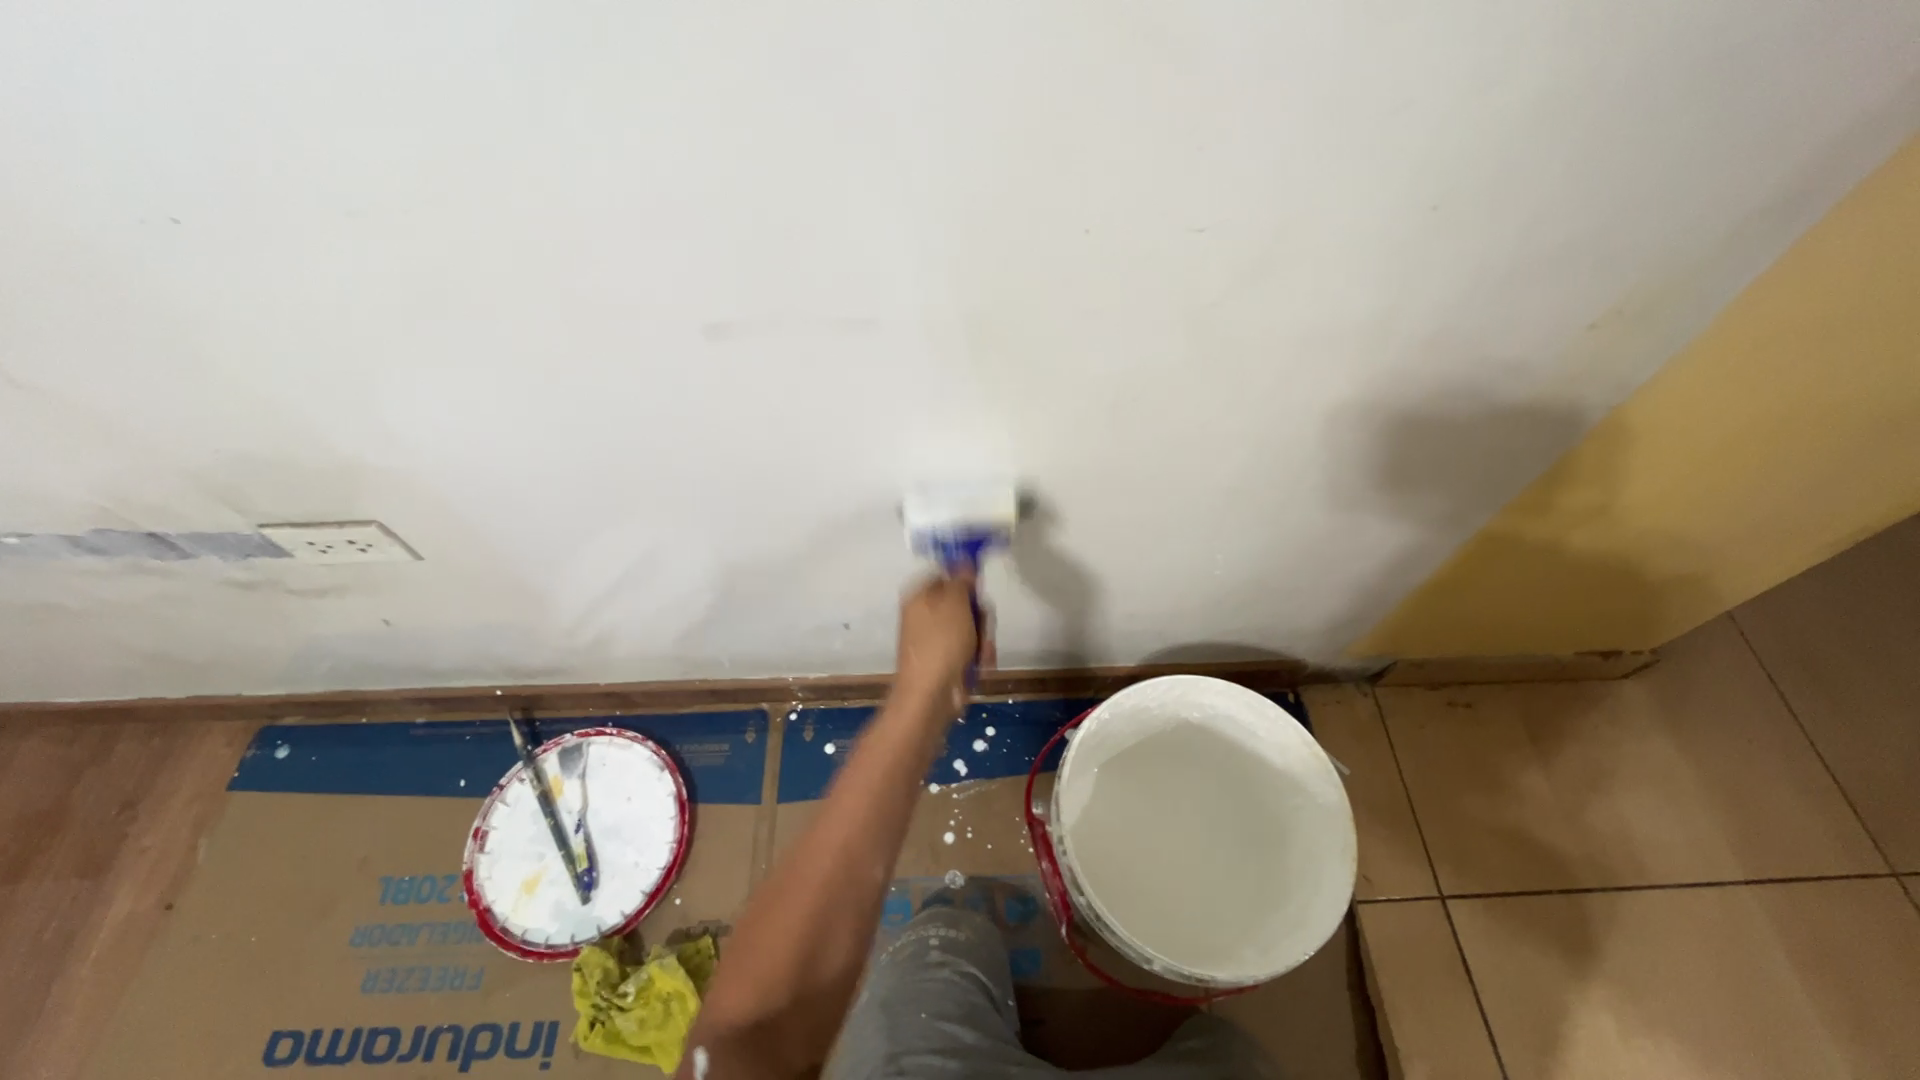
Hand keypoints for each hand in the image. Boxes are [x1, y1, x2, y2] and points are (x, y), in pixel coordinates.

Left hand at [894, 571, 991, 713]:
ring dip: (983, 638)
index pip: (947, 575)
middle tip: (982, 625)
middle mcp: (927, 614)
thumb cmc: (941, 645)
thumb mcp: (954, 603)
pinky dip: (979, 654)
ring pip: (972, 625)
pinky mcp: (949, 658)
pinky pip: (971, 647)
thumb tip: (964, 559)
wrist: (931, 695)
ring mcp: (938, 638)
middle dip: (980, 615)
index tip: (980, 589)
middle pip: (964, 601)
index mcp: (920, 596)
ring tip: (981, 652)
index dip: (966, 580)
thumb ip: (962, 579)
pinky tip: (981, 664)